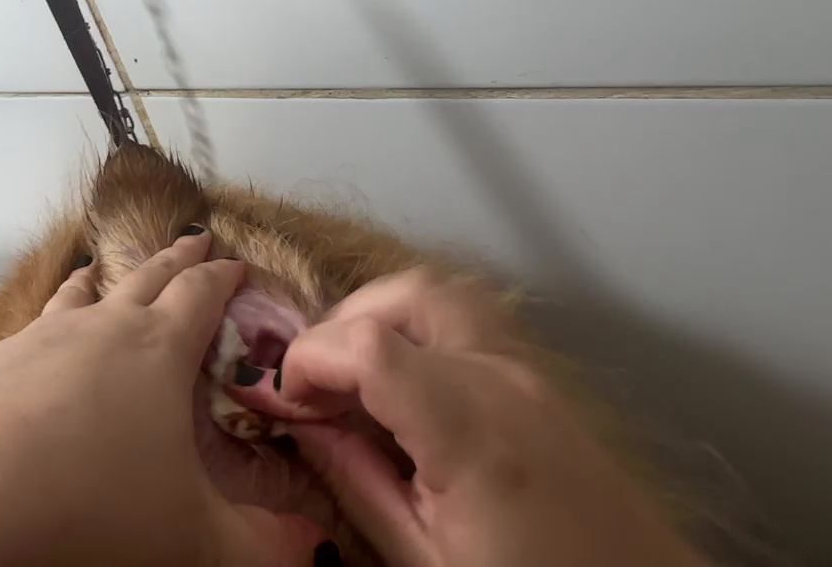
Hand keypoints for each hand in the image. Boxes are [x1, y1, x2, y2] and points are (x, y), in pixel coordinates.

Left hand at [0, 229, 326, 564]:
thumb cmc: (95, 504)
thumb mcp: (196, 538)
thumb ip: (264, 542)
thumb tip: (319, 546)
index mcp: (157, 349)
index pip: (200, 296)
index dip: (222, 277)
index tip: (236, 261)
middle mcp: (101, 326)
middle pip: (148, 277)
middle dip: (177, 258)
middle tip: (195, 237)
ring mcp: (43, 335)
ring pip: (85, 291)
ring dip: (105, 276)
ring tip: (105, 265)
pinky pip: (38, 320)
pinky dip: (54, 313)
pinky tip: (46, 329)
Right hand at [234, 269, 707, 566]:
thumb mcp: (427, 561)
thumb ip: (356, 480)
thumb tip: (303, 424)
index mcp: (473, 433)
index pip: (368, 345)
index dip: (310, 358)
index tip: (291, 401)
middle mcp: (502, 382)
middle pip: (406, 294)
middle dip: (343, 323)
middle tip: (322, 380)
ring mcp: (530, 374)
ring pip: (441, 291)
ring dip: (383, 312)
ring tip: (359, 366)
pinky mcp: (540, 380)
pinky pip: (469, 319)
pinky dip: (419, 323)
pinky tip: (407, 377)